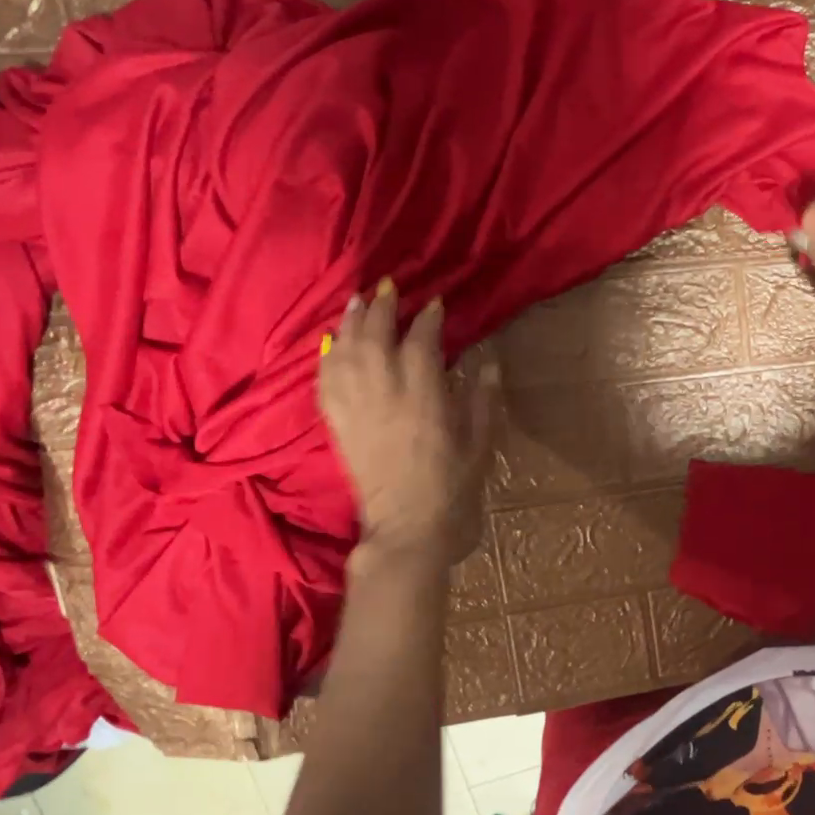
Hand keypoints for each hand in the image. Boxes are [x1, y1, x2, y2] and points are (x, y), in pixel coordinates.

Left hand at [319, 281, 497, 562]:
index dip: (427, 319)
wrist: (408, 526)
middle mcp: (385, 395)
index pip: (421, 343)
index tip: (436, 303)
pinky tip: (331, 342)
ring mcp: (356, 409)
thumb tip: (488, 365)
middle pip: (376, 338)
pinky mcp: (338, 425)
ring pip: (346, 353)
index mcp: (424, 398)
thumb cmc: (453, 486)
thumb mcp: (480, 443)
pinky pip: (326, 380)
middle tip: (390, 287)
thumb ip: (481, 401)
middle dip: (382, 309)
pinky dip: (328, 356)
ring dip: (350, 323)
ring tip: (357, 301)